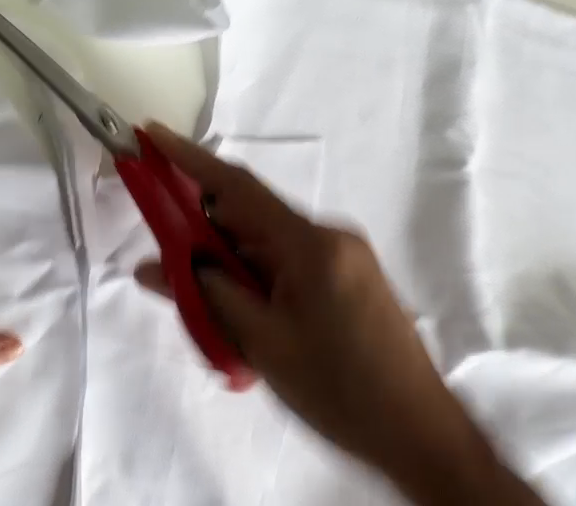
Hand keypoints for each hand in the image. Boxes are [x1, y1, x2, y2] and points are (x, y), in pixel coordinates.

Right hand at [134, 126, 542, 505]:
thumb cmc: (341, 391)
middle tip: (167, 264)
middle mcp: (330, 236)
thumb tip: (149, 268)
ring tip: (209, 310)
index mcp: (311, 244)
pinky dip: (253, 279)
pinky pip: (284, 263)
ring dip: (228, 266)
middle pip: (247, 217)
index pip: (237, 186)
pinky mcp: (349, 279)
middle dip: (201, 234)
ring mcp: (344, 257)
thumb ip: (203, 295)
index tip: (150, 134)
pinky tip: (243, 317)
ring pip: (264, 244)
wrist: (426, 442)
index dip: (188, 158)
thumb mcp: (261, 343)